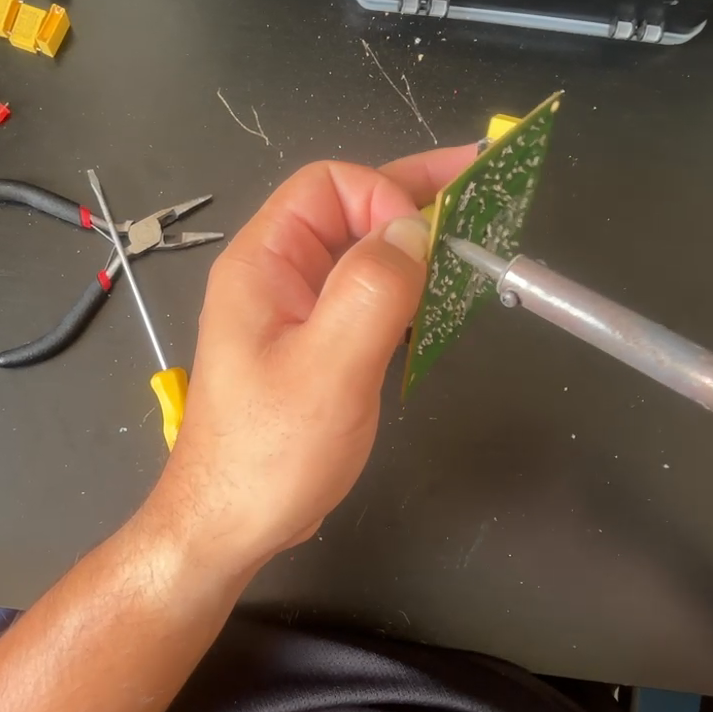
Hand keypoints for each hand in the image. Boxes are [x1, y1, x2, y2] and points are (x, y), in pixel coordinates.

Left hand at [139, 146, 477, 577]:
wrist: (230, 523)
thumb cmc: (271, 452)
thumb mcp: (329, 367)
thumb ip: (372, 289)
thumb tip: (412, 229)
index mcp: (262, 265)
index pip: (327, 188)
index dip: (384, 196)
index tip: (429, 238)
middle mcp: (273, 279)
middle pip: (346, 214)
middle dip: (413, 203)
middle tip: (482, 197)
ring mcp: (291, 316)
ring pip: (358, 260)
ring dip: (412, 252)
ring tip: (471, 252)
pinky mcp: (309, 350)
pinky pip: (359, 304)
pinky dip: (401, 297)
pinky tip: (437, 309)